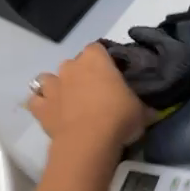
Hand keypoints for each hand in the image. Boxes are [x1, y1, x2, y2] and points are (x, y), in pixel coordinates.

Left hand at [28, 44, 147, 168]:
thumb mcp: (142, 110)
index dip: (105, 60)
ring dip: (58, 86)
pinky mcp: (40, 108)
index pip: (98, 48)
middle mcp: (70, 67)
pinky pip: (37, 101)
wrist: (89, 142)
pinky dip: (43, 104)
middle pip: (74, 63)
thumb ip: (142, 103)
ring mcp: (52, 86)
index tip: (114, 74)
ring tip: (70, 100)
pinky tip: (53, 112)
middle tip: (96, 91)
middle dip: (82, 73)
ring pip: (48, 78)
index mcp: (96, 60)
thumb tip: (152, 109)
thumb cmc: (119, 118)